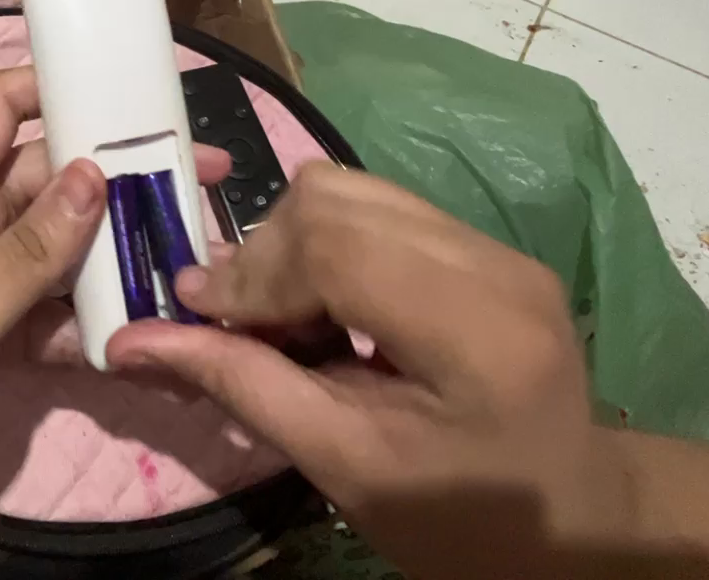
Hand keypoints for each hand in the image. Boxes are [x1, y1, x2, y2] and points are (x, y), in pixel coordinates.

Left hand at [0, 67, 230, 524]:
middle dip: (118, 172)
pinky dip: (91, 311)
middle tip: (201, 180)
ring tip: (190, 254)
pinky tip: (141, 328)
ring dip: (116, 248)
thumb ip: (24, 252)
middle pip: (47, 176)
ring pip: (58, 242)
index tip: (128, 91)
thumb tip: (93, 172)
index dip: (52, 85)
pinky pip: (51, 303)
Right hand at [108, 166, 630, 579]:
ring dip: (287, 237)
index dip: (251, 273)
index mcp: (476, 331)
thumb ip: (238, 385)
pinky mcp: (478, 239)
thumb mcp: (342, 465)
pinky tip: (320, 291)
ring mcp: (491, 243)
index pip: (335, 249)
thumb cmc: (461, 518)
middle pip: (331, 199)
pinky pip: (367, 202)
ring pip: (343, 186)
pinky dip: (319, 236)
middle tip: (238, 315)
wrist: (578, 522)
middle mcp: (492, 263)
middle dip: (263, 251)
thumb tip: (131, 340)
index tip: (197, 309)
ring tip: (278, 302)